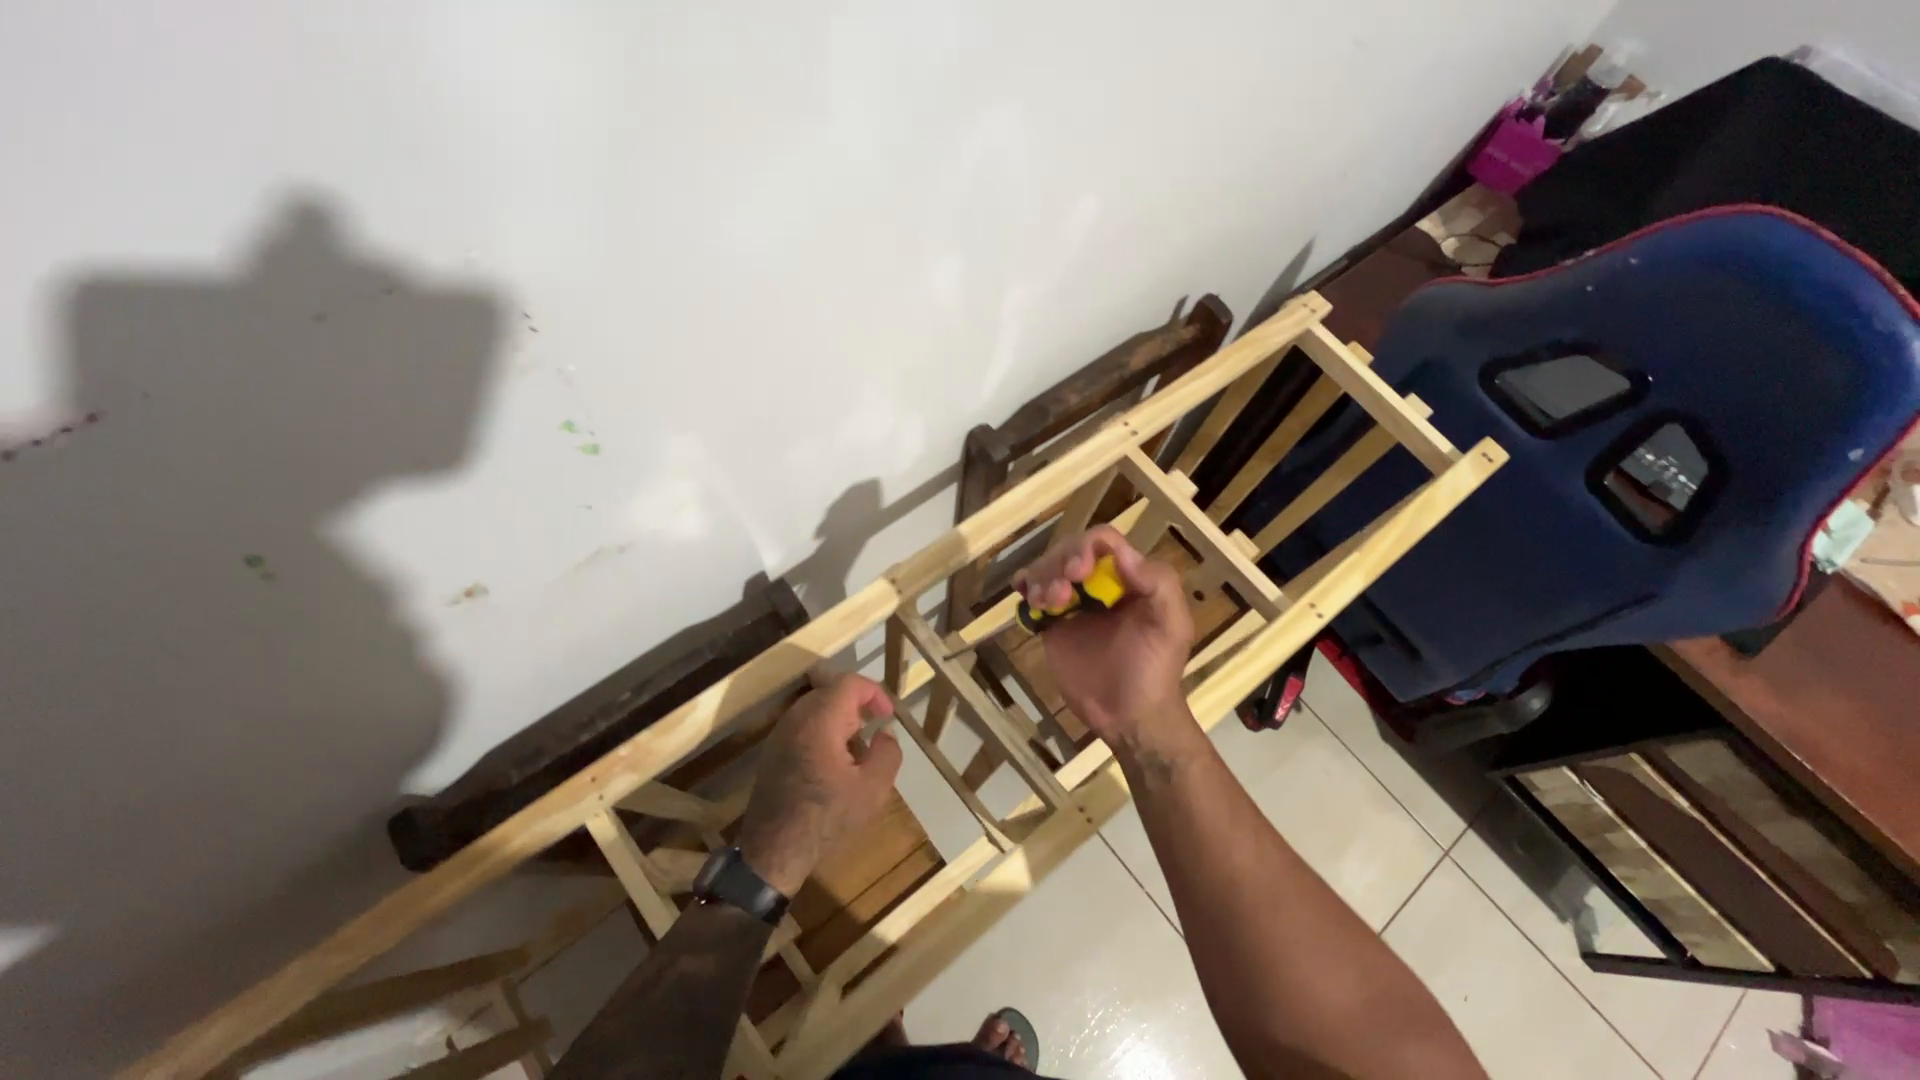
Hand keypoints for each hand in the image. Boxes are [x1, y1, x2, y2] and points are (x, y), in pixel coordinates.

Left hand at [735, 674, 902, 895]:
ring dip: (840, 722)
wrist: (775, 849)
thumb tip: (885, 733)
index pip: (849, 683)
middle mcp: (795, 719)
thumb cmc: (827, 817)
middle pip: (830, 693)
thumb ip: (887, 752)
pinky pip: (803, 728)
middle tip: (873, 733)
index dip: (874, 692)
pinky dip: (823, 734)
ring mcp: (779, 735)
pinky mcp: (772, 752)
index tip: (887, 716)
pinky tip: (832, 766)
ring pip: (815, 710)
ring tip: (856, 753)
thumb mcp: (873, 788)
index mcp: (820, 721)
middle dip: (857, 707)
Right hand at [1014, 526, 1195, 752]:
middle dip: (1056, 565)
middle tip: (1057, 597)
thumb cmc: (1156, 670)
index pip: (1102, 541)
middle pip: (1068, 550)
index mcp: (1131, 576)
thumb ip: (1158, 584)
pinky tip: (1025, 598)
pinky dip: (1025, 588)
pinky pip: (1033, 595)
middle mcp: (1100, 582)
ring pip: (1047, 569)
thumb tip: (1122, 553)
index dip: (1084, 547)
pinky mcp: (1052, 624)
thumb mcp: (1172, 626)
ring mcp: (1073, 602)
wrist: (1129, 716)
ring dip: (1040, 578)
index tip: (1076, 573)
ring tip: (1044, 605)